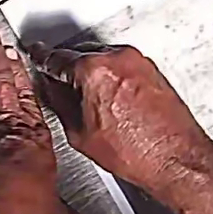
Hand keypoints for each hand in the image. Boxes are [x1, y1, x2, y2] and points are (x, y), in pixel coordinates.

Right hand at [28, 42, 212, 198]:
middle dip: (68, 69)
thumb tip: (53, 91)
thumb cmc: (137, 153)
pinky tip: (109, 100)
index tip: (37, 57)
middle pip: (80, 53)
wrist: (175, 159)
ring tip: (89, 102)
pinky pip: (120, 64)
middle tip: (60, 86)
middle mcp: (117, 59)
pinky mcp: (151, 69)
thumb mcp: (80, 134)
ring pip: (101, 57)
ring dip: (90, 72)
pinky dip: (110, 76)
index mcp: (94, 71)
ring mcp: (137, 61)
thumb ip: (60, 103)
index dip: (42, 60)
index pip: (57, 58)